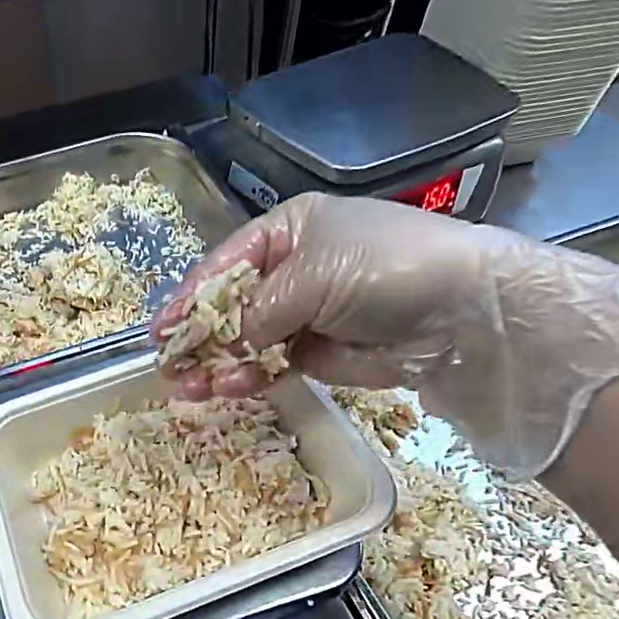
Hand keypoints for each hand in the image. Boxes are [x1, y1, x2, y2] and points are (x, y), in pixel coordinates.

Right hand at [153, 193, 618, 477]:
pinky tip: (227, 388)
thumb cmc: (384, 267)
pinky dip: (251, 376)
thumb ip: (259, 307)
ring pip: (249, 340)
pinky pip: (275, 364)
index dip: (191, 295)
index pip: (226, 263)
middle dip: (199, 334)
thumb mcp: (313, 272)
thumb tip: (227, 336)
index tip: (159, 329)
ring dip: (220, 362)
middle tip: (168, 366)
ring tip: (189, 388)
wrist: (460, 312)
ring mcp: (308, 314)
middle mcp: (295, 271)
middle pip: (232, 304)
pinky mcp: (322, 354)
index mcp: (290, 231)